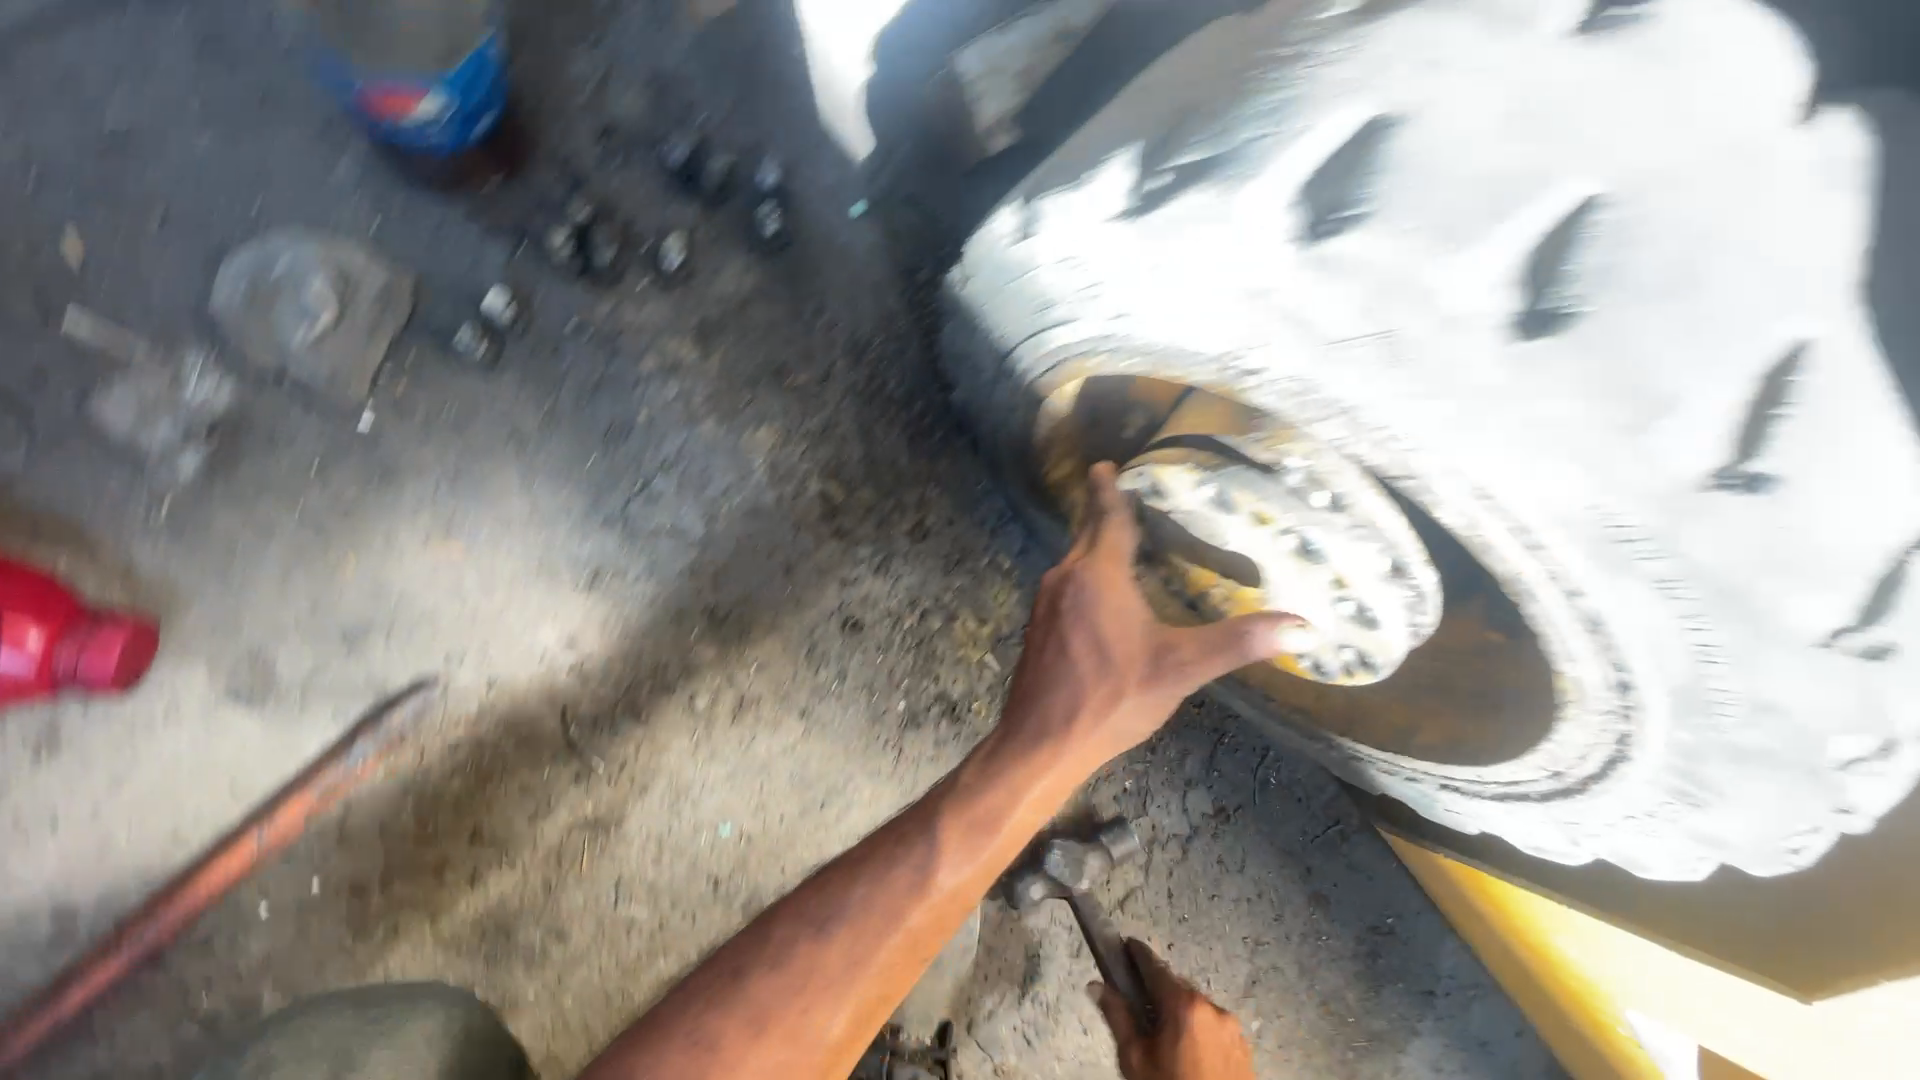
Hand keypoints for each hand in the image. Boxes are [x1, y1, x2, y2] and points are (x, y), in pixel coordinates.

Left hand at [997, 462, 1306, 768]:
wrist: (1041, 742)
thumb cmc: (1111, 699)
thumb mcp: (1180, 668)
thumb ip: (1239, 643)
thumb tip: (1304, 628)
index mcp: (1097, 575)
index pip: (1107, 518)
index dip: (1109, 490)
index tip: (1105, 466)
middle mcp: (1065, 578)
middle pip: (1086, 535)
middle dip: (1103, 514)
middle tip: (1123, 496)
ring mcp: (1044, 603)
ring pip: (1073, 561)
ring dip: (1095, 548)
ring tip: (1121, 543)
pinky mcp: (1038, 628)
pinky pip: (1065, 585)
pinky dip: (1085, 576)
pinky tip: (1101, 596)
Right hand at [1092, 940, 1254, 1079]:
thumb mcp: (1135, 1059)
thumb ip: (1117, 1016)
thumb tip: (1096, 985)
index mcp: (1184, 1004)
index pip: (1154, 966)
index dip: (1137, 954)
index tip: (1125, 945)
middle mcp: (1212, 1007)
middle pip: (1177, 987)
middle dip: (1158, 992)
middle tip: (1141, 1011)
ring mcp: (1232, 1027)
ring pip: (1197, 1007)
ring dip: (1180, 1013)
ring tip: (1166, 1040)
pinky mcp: (1244, 1047)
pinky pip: (1214, 1026)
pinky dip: (1199, 1030)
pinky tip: (1189, 1053)